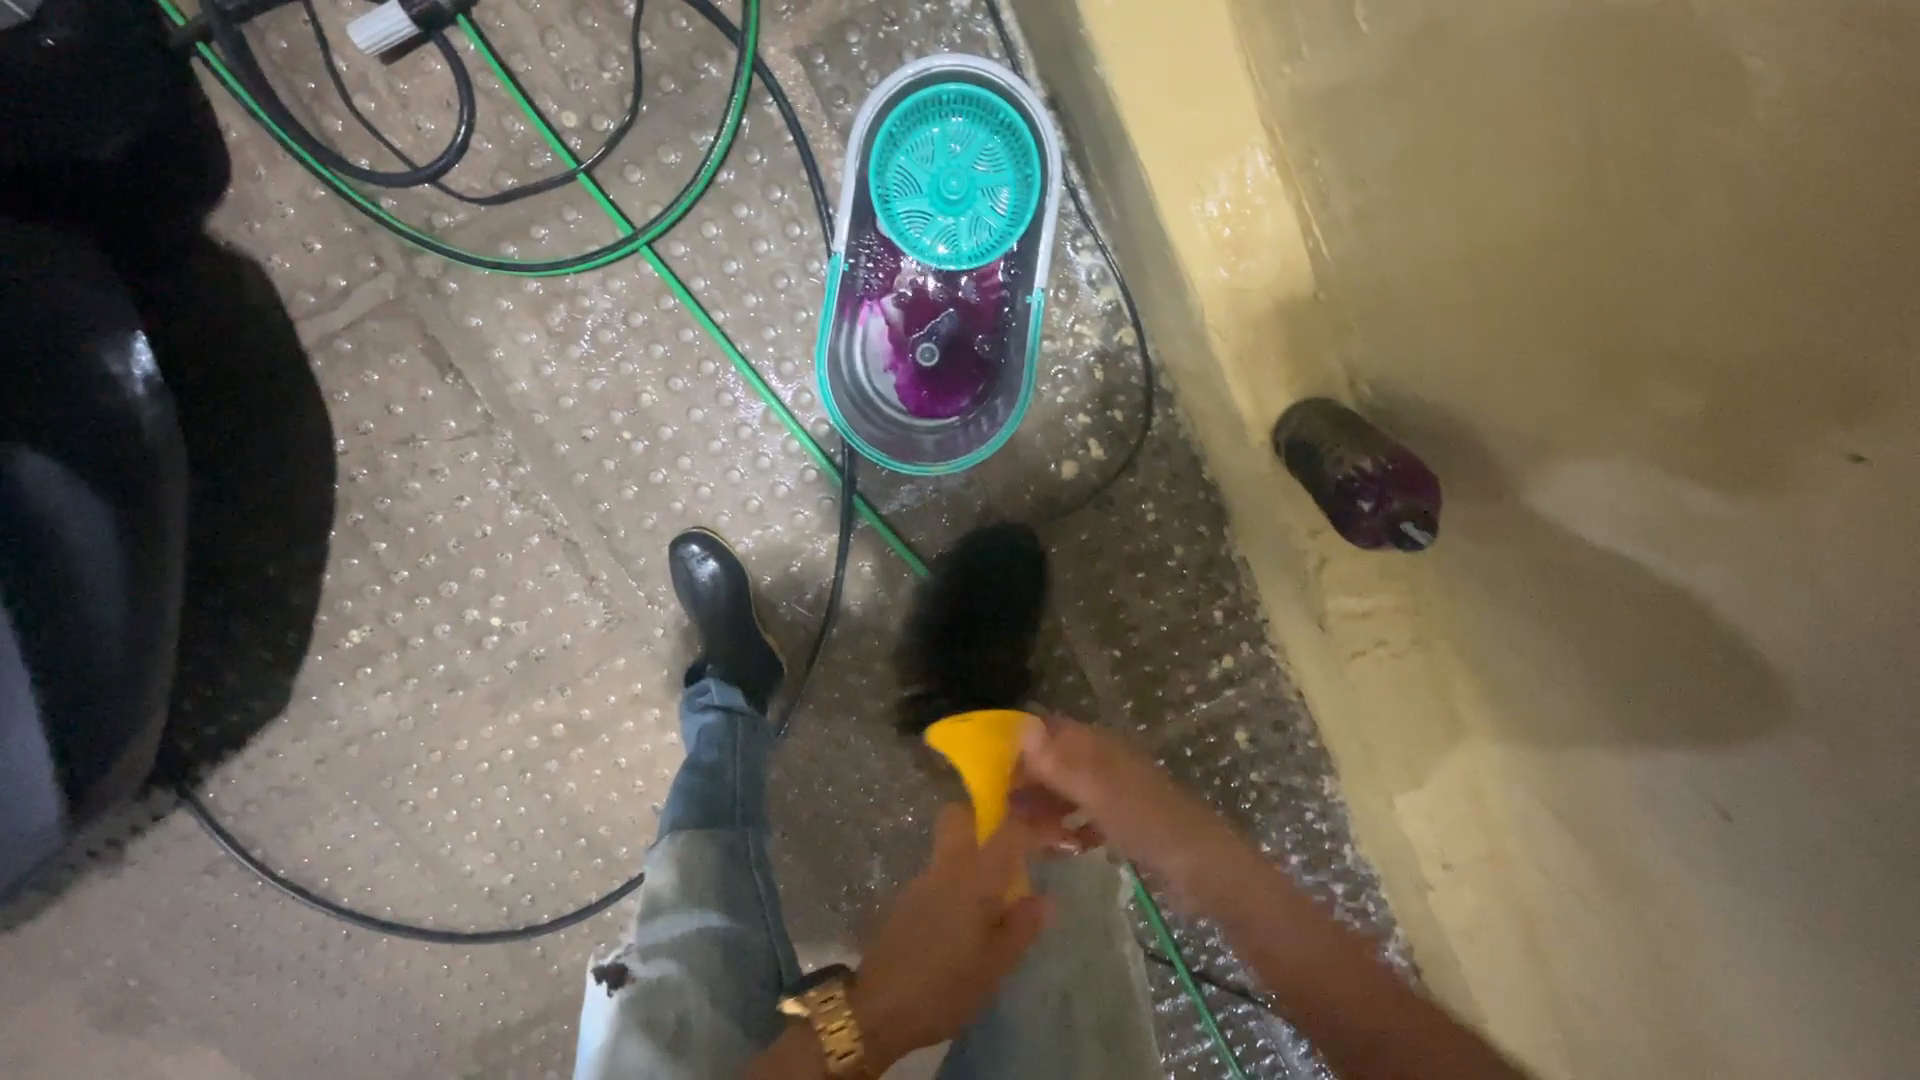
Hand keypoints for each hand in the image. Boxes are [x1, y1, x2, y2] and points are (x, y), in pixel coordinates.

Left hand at [851, 804, 1051, 1067]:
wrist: (878, 1009)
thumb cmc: (945, 987)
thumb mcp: (995, 966)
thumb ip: (1021, 927)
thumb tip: (1044, 898)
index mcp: (974, 878)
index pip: (1008, 831)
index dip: (1033, 824)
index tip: (1052, 831)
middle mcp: (945, 868)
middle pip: (959, 816)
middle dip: (983, 819)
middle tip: (1009, 847)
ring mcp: (919, 882)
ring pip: (947, 847)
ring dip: (970, 856)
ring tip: (993, 897)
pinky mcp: (904, 901)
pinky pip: (936, 876)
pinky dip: (955, 884)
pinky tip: (963, 921)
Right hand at [1015, 716, 1257, 914]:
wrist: (1206, 870)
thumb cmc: (1150, 824)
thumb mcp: (1099, 792)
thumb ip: (1059, 761)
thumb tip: (1020, 725)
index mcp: (1097, 746)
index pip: (1047, 730)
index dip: (1016, 745)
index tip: (987, 772)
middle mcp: (1103, 762)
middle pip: (1053, 762)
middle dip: (1026, 783)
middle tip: (1000, 814)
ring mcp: (1114, 793)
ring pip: (1066, 792)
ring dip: (1044, 810)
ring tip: (1023, 837)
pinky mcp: (1124, 822)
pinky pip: (1084, 818)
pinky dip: (1069, 829)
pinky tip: (1061, 849)